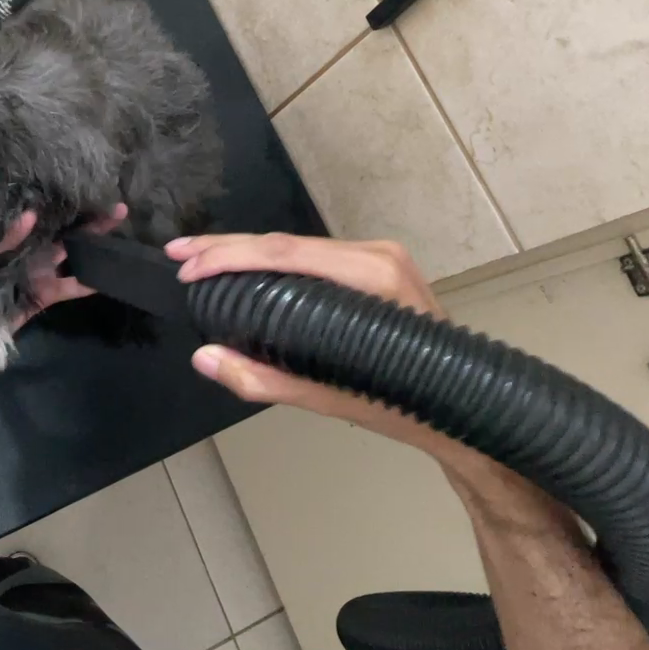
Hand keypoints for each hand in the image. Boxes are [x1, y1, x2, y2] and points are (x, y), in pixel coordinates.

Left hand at [0, 204, 129, 332]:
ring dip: (89, 247)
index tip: (81, 187)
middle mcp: (16, 254)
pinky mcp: (34, 302)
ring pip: (65, 259)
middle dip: (83, 221)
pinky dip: (81, 285)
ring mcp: (28, 277)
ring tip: (117, 232)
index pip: (32, 216)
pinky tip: (102, 276)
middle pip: (55, 234)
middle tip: (115, 207)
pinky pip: (61, 291)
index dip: (55, 202)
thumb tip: (32, 215)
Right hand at [167, 233, 483, 470]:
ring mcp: (376, 255)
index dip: (229, 256)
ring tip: (197, 258)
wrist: (470, 407)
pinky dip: (268, 260)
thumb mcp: (332, 399)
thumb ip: (265, 379)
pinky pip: (308, 256)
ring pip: (294, 245)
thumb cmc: (406, 404)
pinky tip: (239, 266)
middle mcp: (374, 254)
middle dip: (225, 246)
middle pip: (284, 242)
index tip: (185, 268)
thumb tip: (203, 357)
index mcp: (370, 277)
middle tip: (177, 254)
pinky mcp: (373, 264)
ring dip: (243, 251)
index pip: (284, 253)